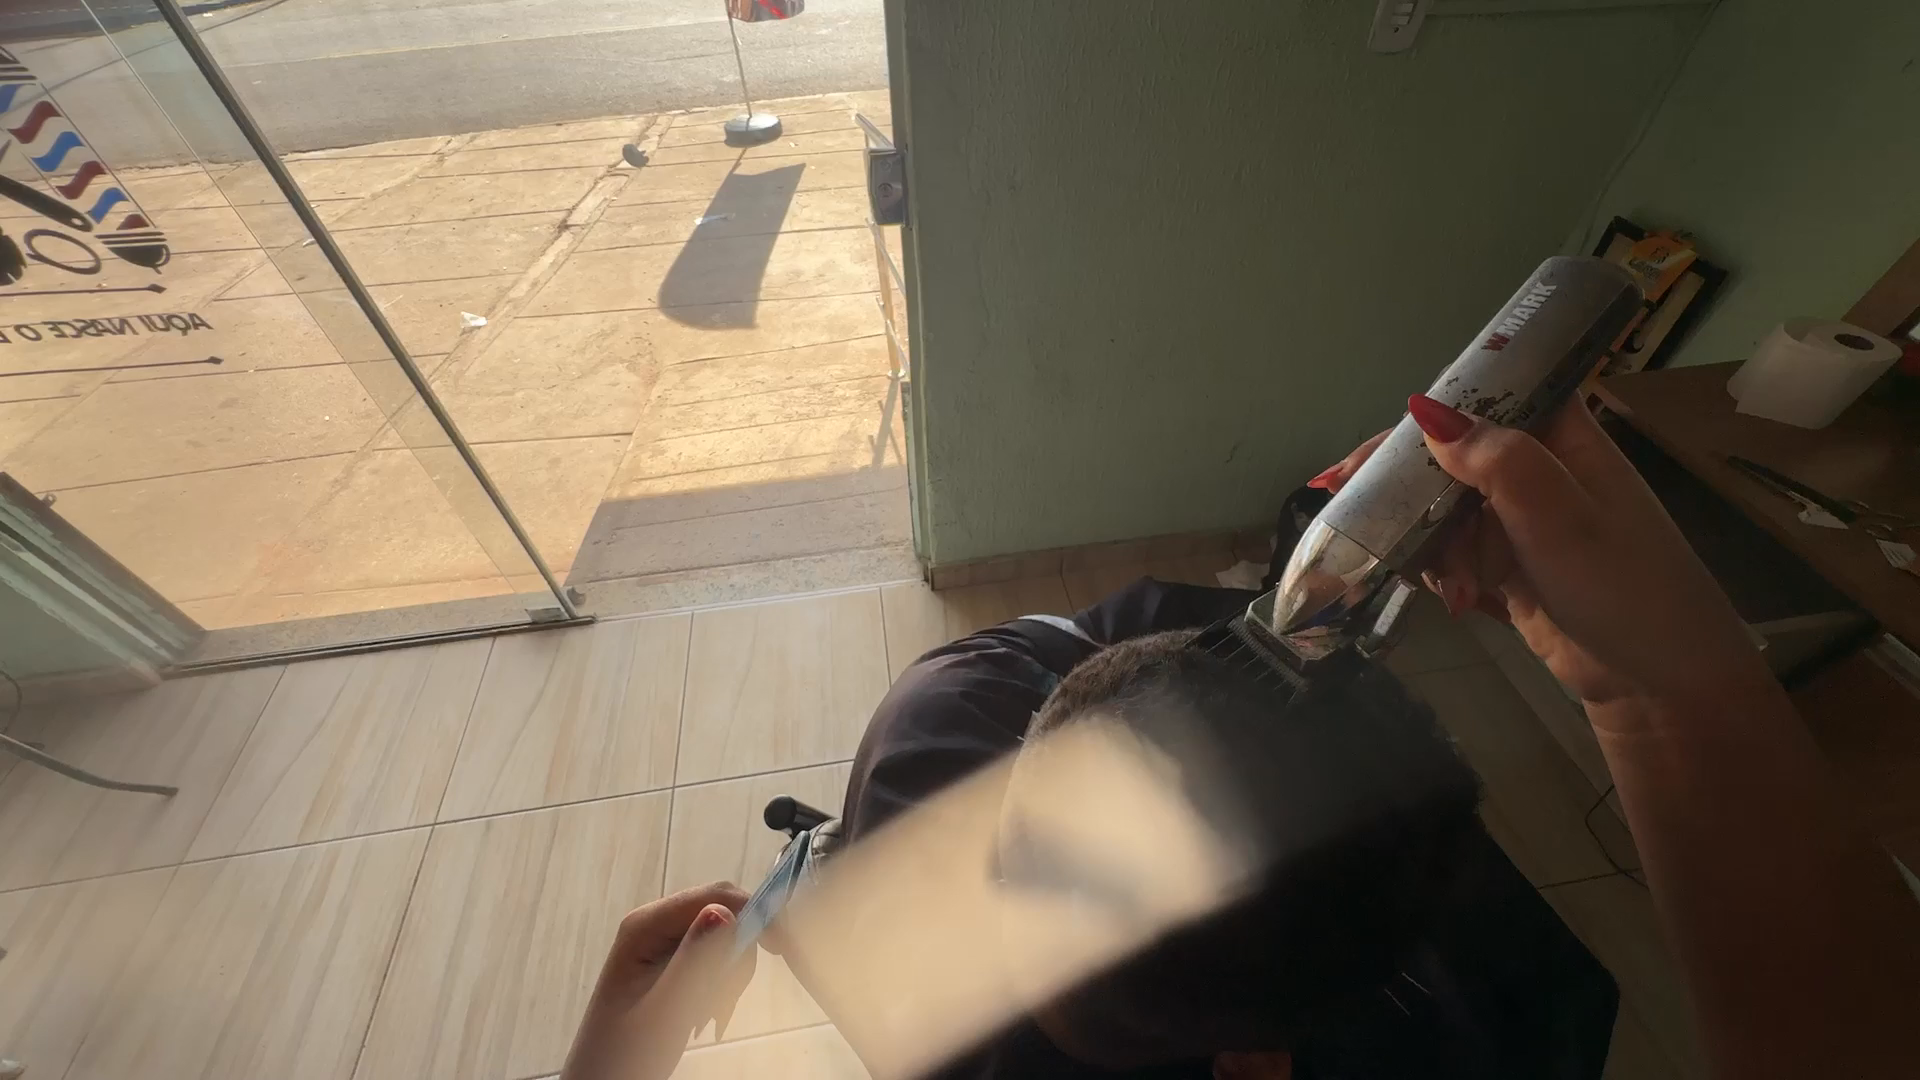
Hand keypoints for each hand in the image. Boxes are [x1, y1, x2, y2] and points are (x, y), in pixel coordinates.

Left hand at [560, 882, 752, 1079]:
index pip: (714, 895)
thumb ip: (694, 960)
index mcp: (645, 925)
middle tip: (728, 1002)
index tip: (780, 946)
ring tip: (712, 1016)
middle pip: (722, 911)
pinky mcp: (670, 958)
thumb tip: (723, 911)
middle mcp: (654, 922)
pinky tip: (707, 1012)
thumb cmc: (626, 1059)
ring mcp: (661, 939)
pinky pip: (712, 954)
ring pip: (722, 933)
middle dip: (737, 952)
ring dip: (729, 972)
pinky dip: (721, 981)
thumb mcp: (665, 1012)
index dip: (752, 911)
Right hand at [1318, 396, 1769, 710]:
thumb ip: (1498, 461)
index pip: (1490, 398)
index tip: (1380, 436)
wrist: (1653, 682)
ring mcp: (1515, 517)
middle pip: (1449, 454)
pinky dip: (1435, 566)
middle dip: (1401, 481)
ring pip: (1439, 503)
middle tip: (1338, 492)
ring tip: (1429, 577)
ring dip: (1423, 538)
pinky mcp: (1500, 557)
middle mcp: (1535, 470)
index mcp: (1562, 443)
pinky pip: (1445, 544)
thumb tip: (1423, 410)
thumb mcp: (1560, 520)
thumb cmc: (1621, 589)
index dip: (1434, 407)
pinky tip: (1446, 592)